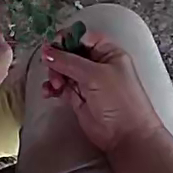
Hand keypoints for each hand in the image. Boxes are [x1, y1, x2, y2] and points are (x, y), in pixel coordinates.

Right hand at [40, 31, 168, 154]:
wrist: (125, 135)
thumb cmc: (119, 101)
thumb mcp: (94, 75)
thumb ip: (69, 61)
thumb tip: (47, 51)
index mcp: (107, 52)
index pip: (83, 37)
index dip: (66, 39)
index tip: (53, 46)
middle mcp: (97, 64)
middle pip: (69, 53)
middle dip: (58, 59)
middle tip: (53, 69)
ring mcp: (87, 81)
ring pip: (63, 70)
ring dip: (54, 74)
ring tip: (55, 84)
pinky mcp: (78, 97)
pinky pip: (61, 86)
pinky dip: (53, 87)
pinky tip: (49, 92)